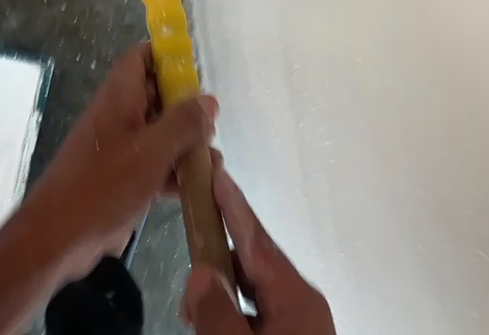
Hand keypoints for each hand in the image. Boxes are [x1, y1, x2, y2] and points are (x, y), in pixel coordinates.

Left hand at [20, 44, 217, 279]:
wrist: (57, 237)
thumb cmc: (104, 184)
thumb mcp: (152, 151)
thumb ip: (183, 123)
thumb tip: (208, 100)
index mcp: (119, 96)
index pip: (141, 56)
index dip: (167, 55)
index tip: (196, 70)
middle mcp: (117, 114)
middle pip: (154, 94)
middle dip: (185, 106)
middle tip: (212, 124)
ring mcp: (116, 146)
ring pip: (155, 132)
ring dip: (182, 143)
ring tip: (212, 161)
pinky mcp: (117, 176)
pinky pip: (149, 162)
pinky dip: (171, 170)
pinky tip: (195, 187)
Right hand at [181, 157, 335, 333]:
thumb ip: (219, 312)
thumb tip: (199, 272)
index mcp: (296, 293)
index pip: (256, 238)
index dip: (233, 204)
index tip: (216, 170)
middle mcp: (300, 298)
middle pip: (251, 262)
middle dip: (216, 256)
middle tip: (187, 261)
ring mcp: (298, 319)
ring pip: (251, 289)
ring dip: (221, 290)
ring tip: (191, 308)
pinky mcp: (291, 333)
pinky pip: (256, 310)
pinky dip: (232, 309)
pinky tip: (212, 322)